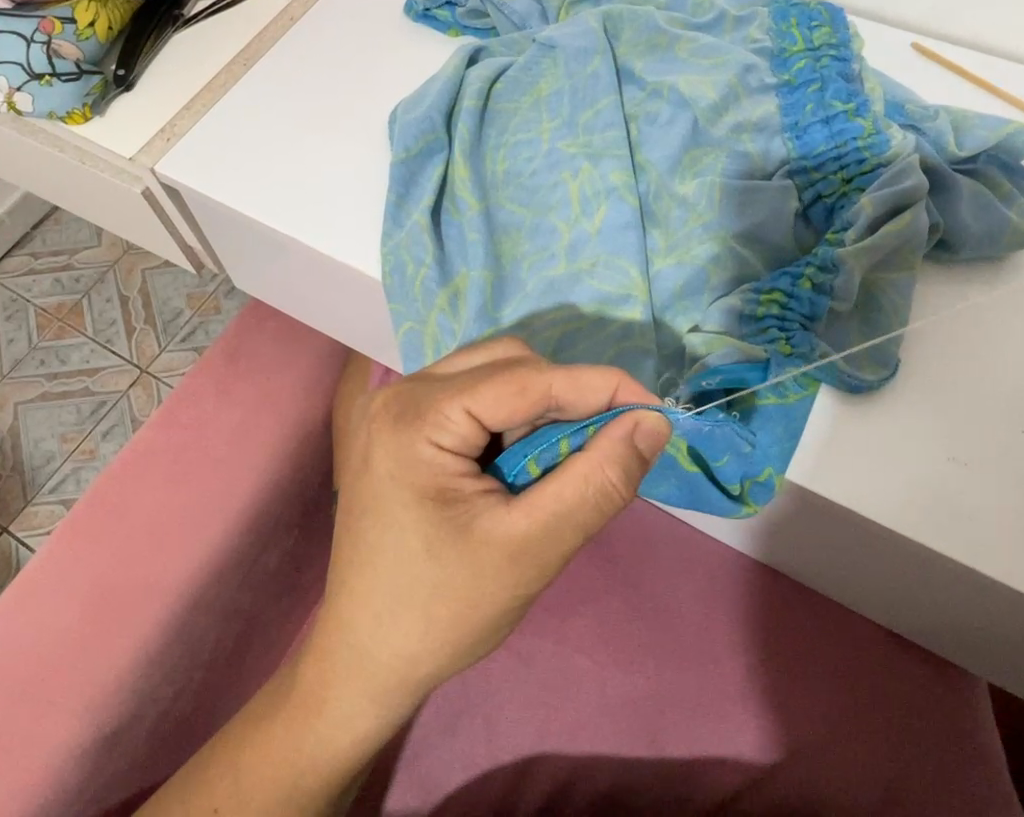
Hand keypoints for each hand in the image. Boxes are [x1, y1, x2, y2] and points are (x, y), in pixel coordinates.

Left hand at [302, 337, 672, 714]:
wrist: (366, 658)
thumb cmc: (443, 610)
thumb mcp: (532, 548)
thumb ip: (597, 481)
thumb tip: (652, 423)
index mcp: (416, 417)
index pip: (527, 377)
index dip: (599, 387)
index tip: (657, 413)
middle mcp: (397, 395)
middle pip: (506, 364)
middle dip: (563, 400)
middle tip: (599, 454)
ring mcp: (391, 409)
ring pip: (491, 377)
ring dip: (537, 411)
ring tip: (555, 471)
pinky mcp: (397, 429)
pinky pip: (470, 401)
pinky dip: (509, 423)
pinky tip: (520, 470)